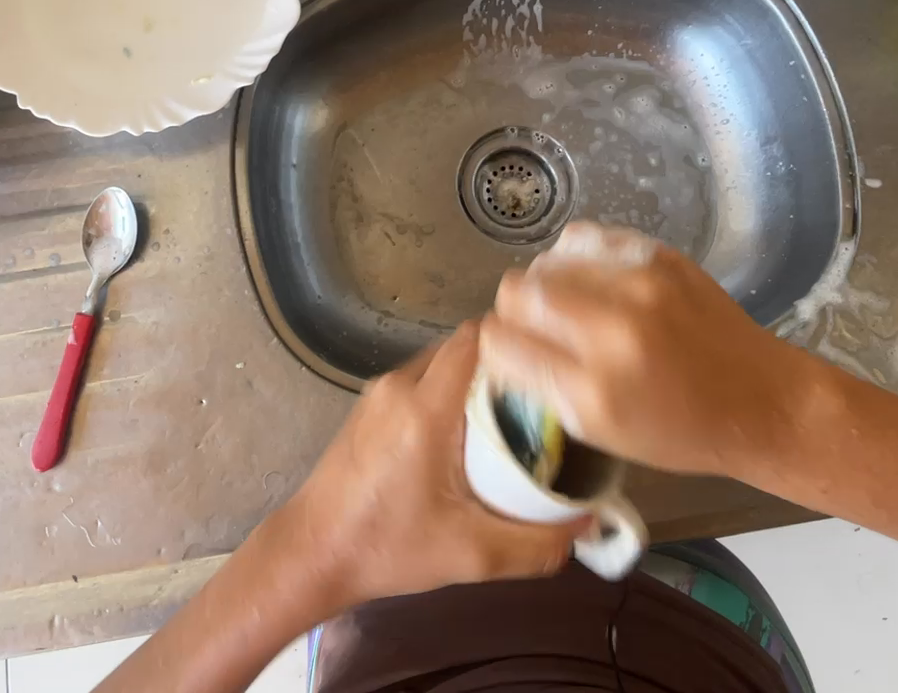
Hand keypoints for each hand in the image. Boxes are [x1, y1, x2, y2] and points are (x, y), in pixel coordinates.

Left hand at [264, 322, 584, 611]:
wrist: (312, 552)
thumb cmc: (387, 548)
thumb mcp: (470, 556)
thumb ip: (535, 544)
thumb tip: (586, 524)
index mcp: (424, 409)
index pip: (473, 340)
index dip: (512, 342)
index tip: (547, 365)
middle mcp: (399, 385)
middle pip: (460, 348)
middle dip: (499, 364)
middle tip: (537, 397)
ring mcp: (378, 392)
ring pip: (439, 362)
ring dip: (472, 379)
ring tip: (508, 415)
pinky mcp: (368, 404)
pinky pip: (419, 379)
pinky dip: (447, 392)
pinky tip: (464, 432)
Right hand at [477, 221, 811, 477]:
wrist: (762, 401)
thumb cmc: (679, 430)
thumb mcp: (601, 432)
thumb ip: (543, 385)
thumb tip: (500, 343)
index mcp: (592, 388)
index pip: (499, 341)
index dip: (497, 344)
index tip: (510, 349)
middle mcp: (610, 328)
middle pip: (514, 290)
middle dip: (516, 310)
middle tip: (540, 327)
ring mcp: (636, 283)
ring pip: (545, 259)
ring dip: (546, 282)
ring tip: (571, 303)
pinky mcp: (656, 254)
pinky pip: (584, 238)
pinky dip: (578, 259)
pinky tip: (595, 281)